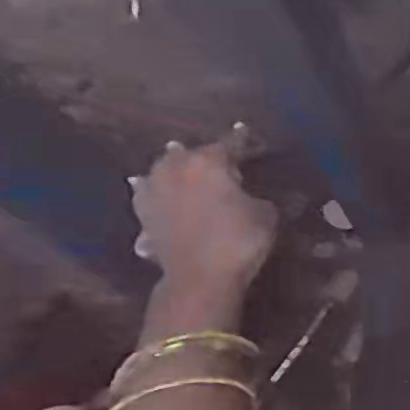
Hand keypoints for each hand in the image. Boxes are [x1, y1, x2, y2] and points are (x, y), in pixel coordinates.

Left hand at [130, 125, 277, 293]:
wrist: (200, 278)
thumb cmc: (240, 240)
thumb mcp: (266, 214)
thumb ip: (256, 196)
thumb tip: (247, 195)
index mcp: (208, 162)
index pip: (229, 143)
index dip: (242, 139)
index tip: (247, 132)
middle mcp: (175, 168)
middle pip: (190, 153)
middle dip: (204, 154)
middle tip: (217, 157)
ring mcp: (153, 191)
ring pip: (165, 170)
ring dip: (176, 168)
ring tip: (183, 168)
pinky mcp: (142, 215)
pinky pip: (151, 194)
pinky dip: (158, 191)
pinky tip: (158, 191)